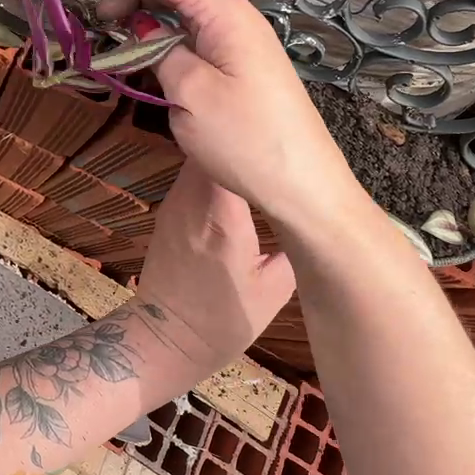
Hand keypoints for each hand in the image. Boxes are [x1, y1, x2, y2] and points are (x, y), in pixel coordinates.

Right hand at [102, 0, 361, 229]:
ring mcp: (236, 40)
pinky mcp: (235, 63)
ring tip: (107, 30)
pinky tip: (138, 47)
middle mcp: (231, 16)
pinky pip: (189, 35)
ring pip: (177, 12)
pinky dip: (159, 36)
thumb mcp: (190, 92)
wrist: (305, 188)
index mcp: (223, 13)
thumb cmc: (247, 138)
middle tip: (91, 11)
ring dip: (142, 16)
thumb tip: (138, 22)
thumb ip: (158, 48)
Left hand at [134, 164, 294, 376]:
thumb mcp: (275, 288)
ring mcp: (173, 203)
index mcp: (223, 218)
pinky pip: (189, 179)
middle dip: (237, 144)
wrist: (168, 334)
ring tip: (254, 162)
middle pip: (211, 152)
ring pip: (198, 162)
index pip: (231, 159)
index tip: (277, 140)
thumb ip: (292, 245)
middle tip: (270, 147)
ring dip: (222, 158)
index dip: (252, 143)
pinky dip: (208, 174)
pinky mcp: (165, 210)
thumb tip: (309, 216)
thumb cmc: (226, 318)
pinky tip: (231, 183)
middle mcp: (191, 201)